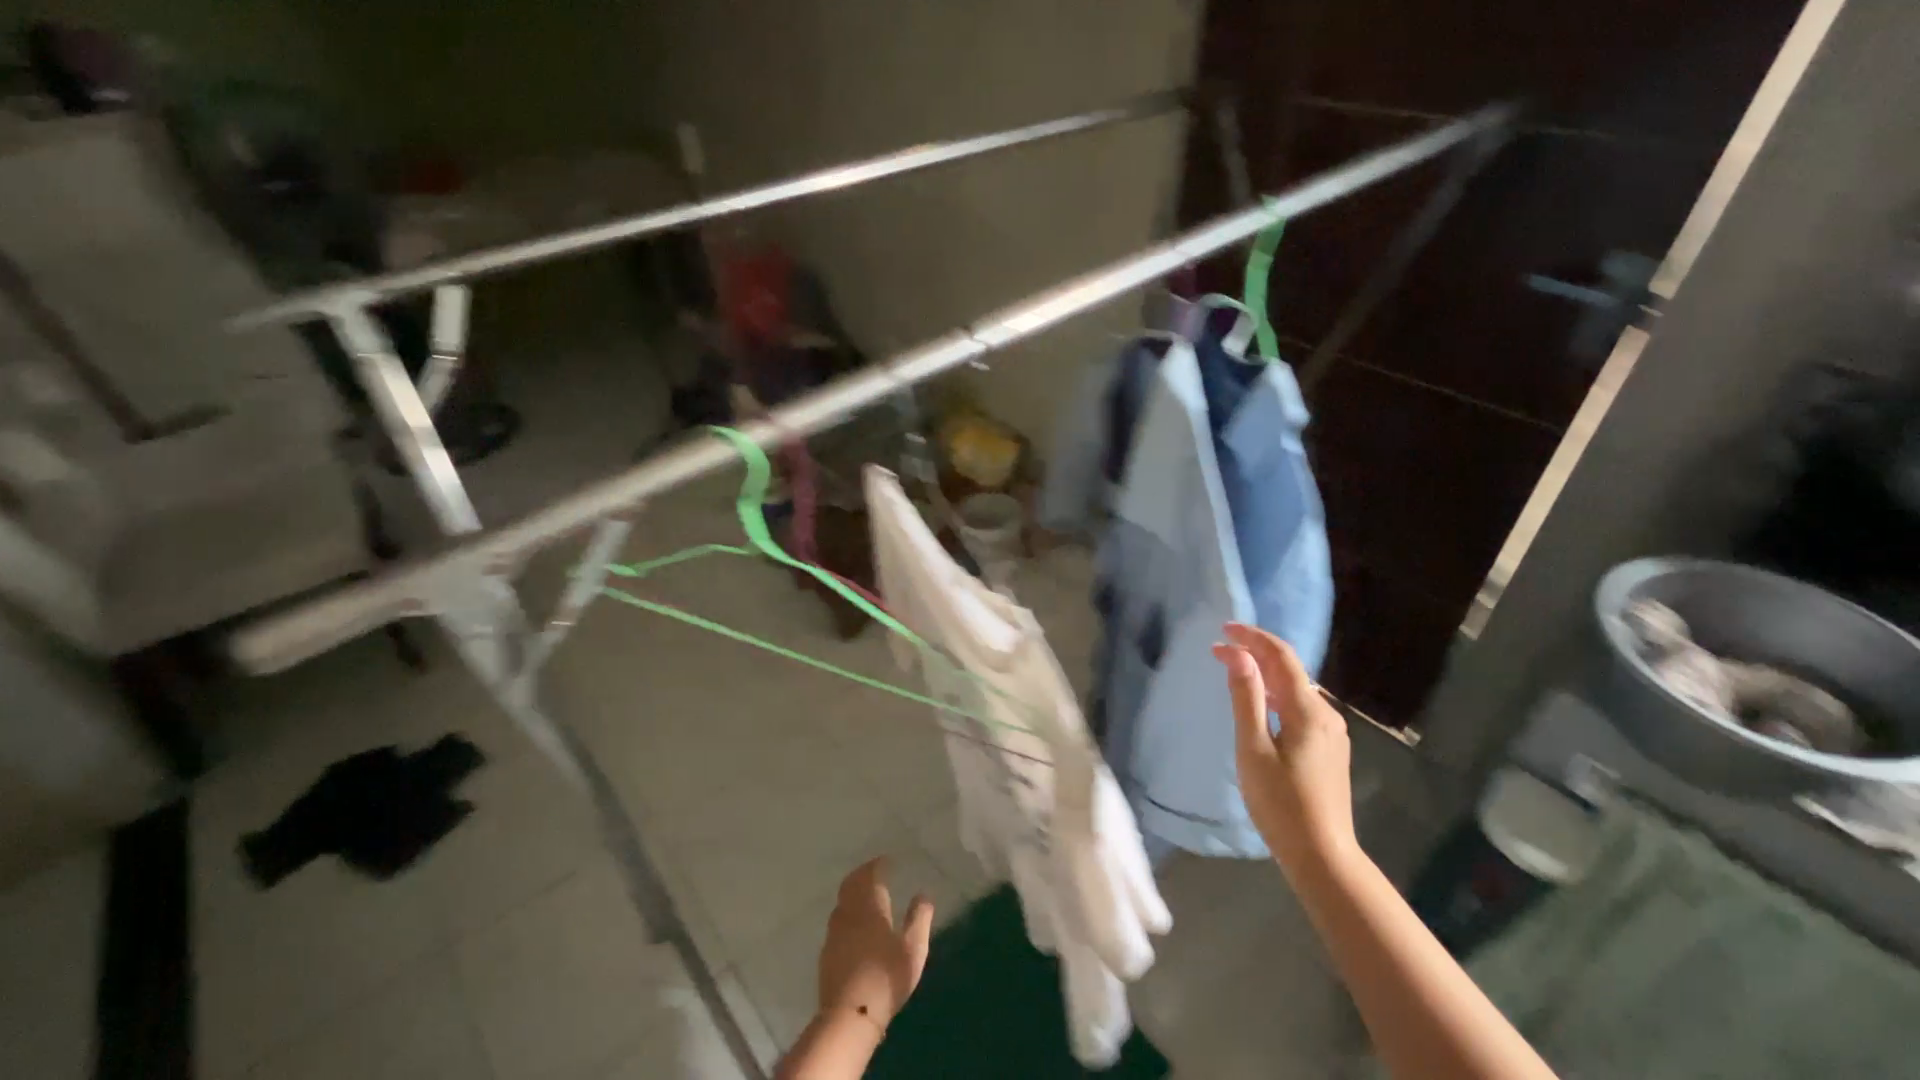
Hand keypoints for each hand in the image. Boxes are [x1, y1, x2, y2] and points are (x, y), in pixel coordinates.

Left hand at [816, 857, 934, 1030]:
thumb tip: (924, 894)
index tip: (887, 860)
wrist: (850, 1013)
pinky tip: (856, 924)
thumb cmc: (887, 976)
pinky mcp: (827, 952)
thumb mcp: (914, 948)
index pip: (870, 875)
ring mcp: (834, 933)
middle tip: (874, 870)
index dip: (878, 865)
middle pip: (851, 884)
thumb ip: (920, 918)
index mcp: (869, 906)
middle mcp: (848, 913)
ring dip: (853, 891)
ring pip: (842, 902)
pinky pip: (838, 920)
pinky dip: (848, 911)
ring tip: (867, 894)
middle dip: (862, 874)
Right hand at [1212, 623, 1355, 870]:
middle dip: (1256, 655)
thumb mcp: (1253, 749)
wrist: (1322, 854)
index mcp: (1308, 710)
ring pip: (1297, 690)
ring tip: (1235, 673)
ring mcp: (1332, 734)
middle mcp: (1327, 715)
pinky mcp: (1330, 751)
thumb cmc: (1281, 803)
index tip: (1224, 630)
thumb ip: (1247, 699)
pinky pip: (1302, 709)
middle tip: (1219, 651)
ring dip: (1266, 676)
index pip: (1281, 657)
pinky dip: (1278, 697)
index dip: (1253, 638)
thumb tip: (1240, 656)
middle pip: (1291, 671)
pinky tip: (1262, 708)